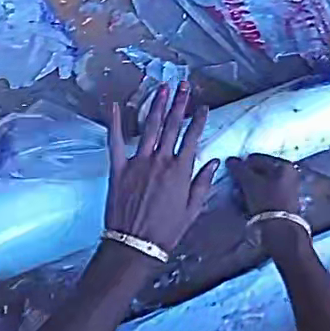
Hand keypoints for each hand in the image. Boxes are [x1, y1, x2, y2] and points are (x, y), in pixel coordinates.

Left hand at [104, 82, 218, 252]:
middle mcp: (161, 161)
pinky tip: (114, 106)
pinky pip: (115, 141)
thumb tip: (215, 161)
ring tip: (162, 88)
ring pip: (150, 127)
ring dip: (156, 106)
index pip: (192, 137)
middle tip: (183, 85)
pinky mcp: (118, 168)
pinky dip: (114, 123)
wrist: (135, 245)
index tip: (203, 106)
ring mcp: (138, 162)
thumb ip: (203, 182)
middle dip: (179, 103)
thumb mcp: (193, 209)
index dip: (199, 120)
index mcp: (181, 170)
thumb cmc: (167, 231)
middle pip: (172, 126)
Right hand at [228, 154, 302, 214]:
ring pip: (261, 185)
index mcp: (284, 166)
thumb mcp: (250, 183)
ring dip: (247, 189)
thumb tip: (231, 160)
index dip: (242, 164)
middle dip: (245, 178)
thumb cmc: (266, 200)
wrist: (280, 229)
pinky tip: (244, 204)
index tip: (230, 172)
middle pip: (260, 172)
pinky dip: (254, 198)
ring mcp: (287, 190)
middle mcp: (289, 175)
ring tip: (237, 196)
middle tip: (234, 185)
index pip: (257, 159)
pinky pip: (264, 196)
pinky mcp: (282, 204)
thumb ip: (240, 170)